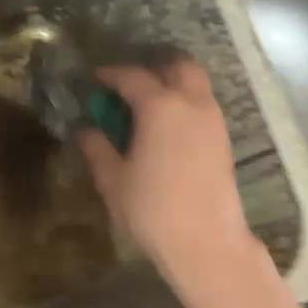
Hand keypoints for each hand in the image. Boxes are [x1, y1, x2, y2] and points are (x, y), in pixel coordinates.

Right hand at [82, 59, 260, 287]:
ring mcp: (213, 121)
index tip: (95, 78)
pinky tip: (163, 126)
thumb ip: (98, 148)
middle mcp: (192, 104)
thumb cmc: (150, 208)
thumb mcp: (112, 180)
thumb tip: (86, 130)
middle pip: (178, 67)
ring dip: (171, 84)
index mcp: (160, 108)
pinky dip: (182, 104)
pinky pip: (202, 105)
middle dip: (153, 67)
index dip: (112, 74)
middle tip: (128, 83)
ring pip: (195, 84)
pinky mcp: (221, 140)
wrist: (203, 240)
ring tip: (144, 104)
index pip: (133, 78)